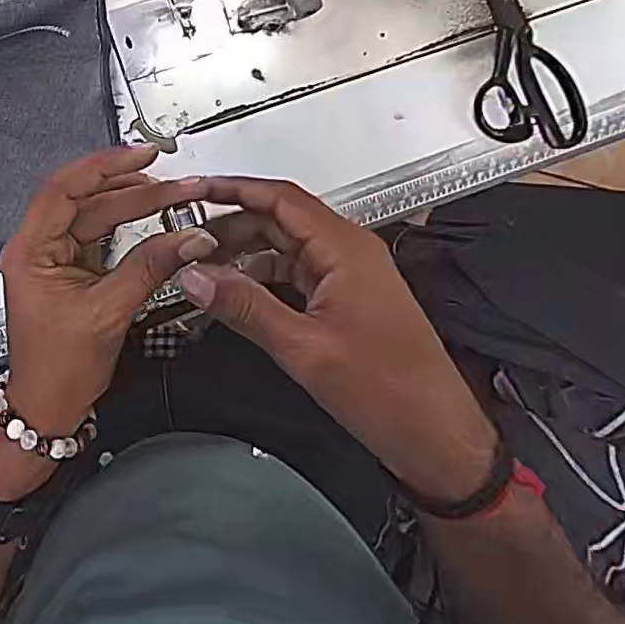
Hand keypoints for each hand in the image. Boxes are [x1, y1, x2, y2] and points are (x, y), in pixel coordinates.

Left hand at [0, 146, 214, 499]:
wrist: (48, 406)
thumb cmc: (56, 371)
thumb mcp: (108, 313)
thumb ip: (150, 268)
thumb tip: (186, 239)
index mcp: (31, 252)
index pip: (65, 189)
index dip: (104, 166)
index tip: (140, 155)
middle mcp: (38, 248)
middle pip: (86, 199)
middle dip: (133, 187)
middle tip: (173, 181)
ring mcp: (55, 257)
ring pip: (96, 214)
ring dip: (134, 203)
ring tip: (172, 194)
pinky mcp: (72, 269)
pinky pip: (102, 234)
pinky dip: (130, 224)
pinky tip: (153, 216)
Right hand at [176, 177, 499, 502]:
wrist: (433, 433)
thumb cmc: (393, 391)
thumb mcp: (304, 348)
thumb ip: (245, 308)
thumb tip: (198, 279)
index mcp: (345, 249)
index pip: (280, 198)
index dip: (235, 189)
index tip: (201, 189)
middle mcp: (348, 253)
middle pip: (278, 219)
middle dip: (231, 225)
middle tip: (191, 238)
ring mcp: (346, 274)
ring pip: (282, 246)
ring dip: (243, 253)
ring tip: (204, 265)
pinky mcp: (342, 297)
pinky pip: (292, 271)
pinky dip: (260, 276)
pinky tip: (235, 291)